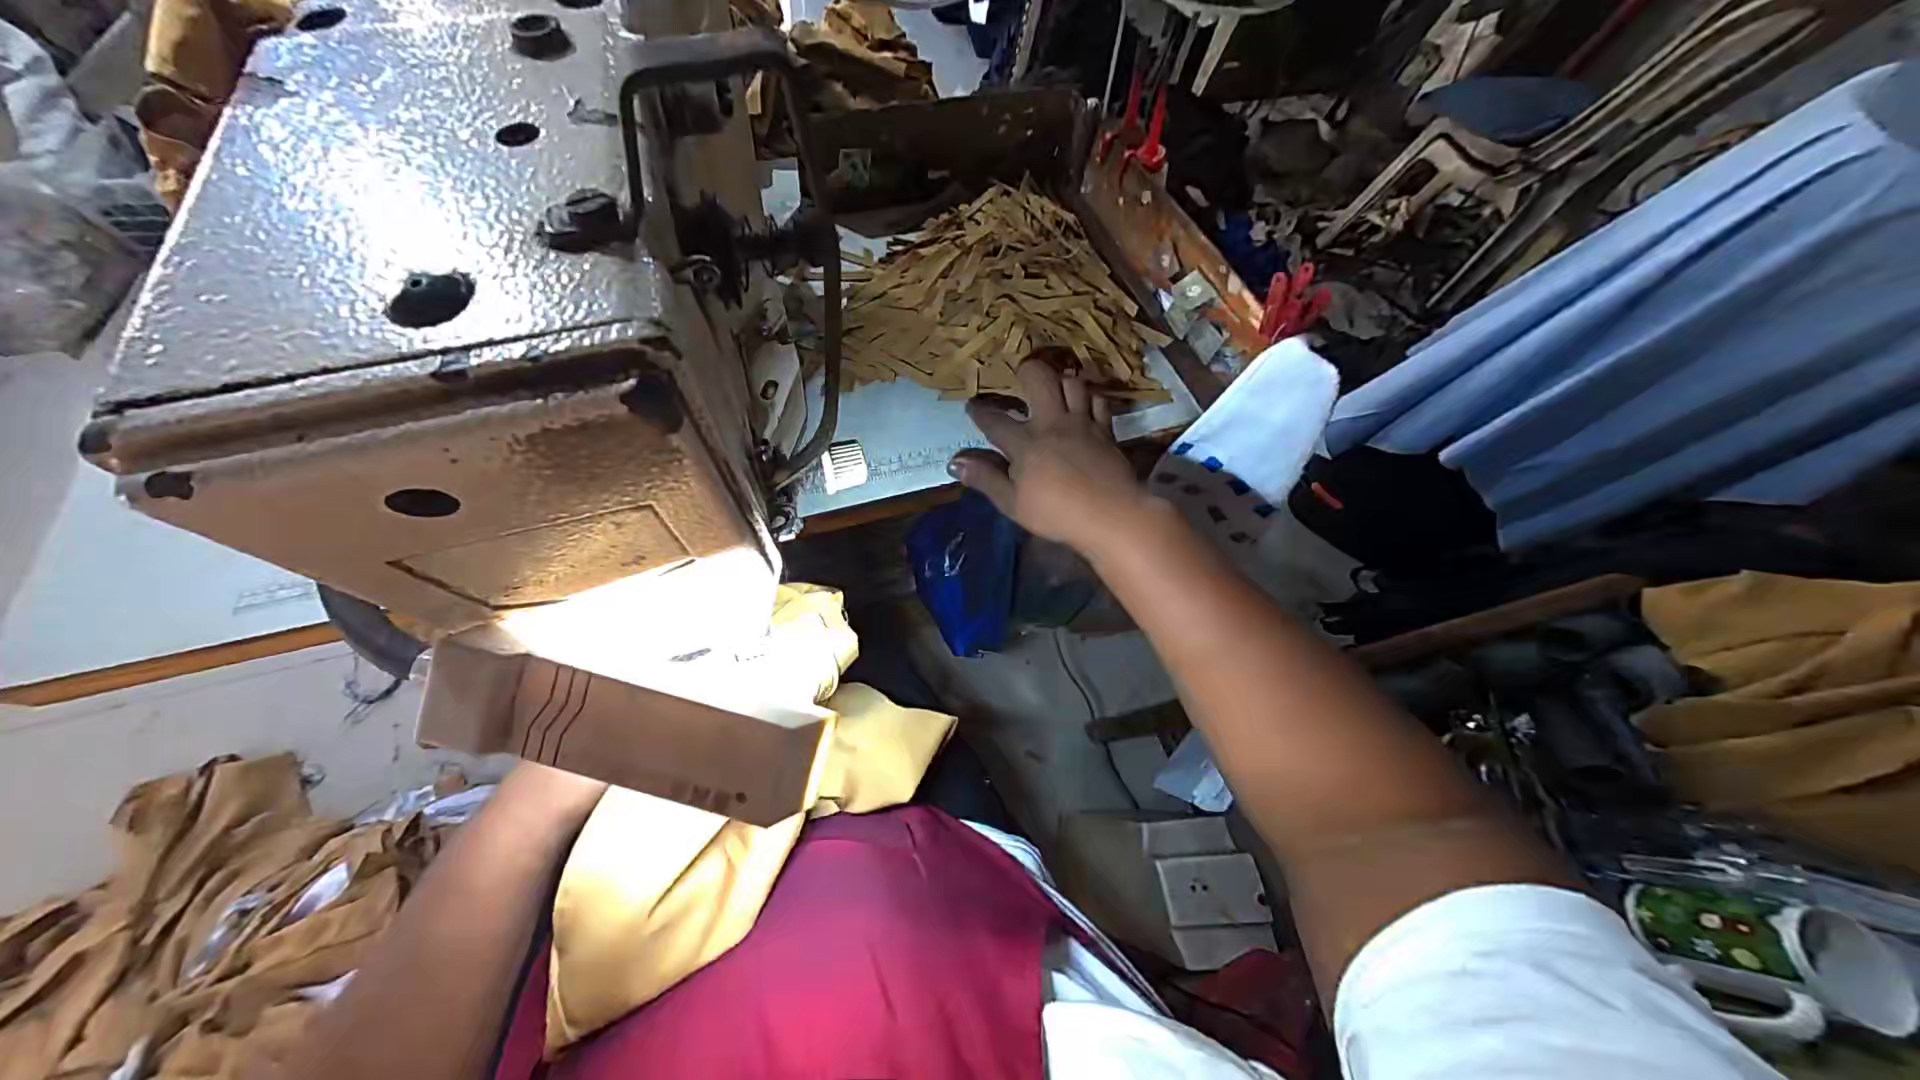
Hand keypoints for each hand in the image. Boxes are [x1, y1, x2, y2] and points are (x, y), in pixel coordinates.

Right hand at [948, 357, 1153, 554]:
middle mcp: (1052, 423)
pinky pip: (1098, 400)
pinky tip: (1085, 403)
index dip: (980, 412)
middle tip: (1021, 375)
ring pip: (1072, 383)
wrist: (1111, 515)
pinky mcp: (1106, 430)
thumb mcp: (1013, 504)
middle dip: (1027, 370)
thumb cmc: (1057, 514)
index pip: (995, 421)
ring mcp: (1082, 423)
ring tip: (1055, 385)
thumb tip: (955, 462)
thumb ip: (985, 479)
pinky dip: (1090, 397)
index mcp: (1025, 443)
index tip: (972, 406)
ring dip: (1061, 380)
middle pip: (1039, 379)